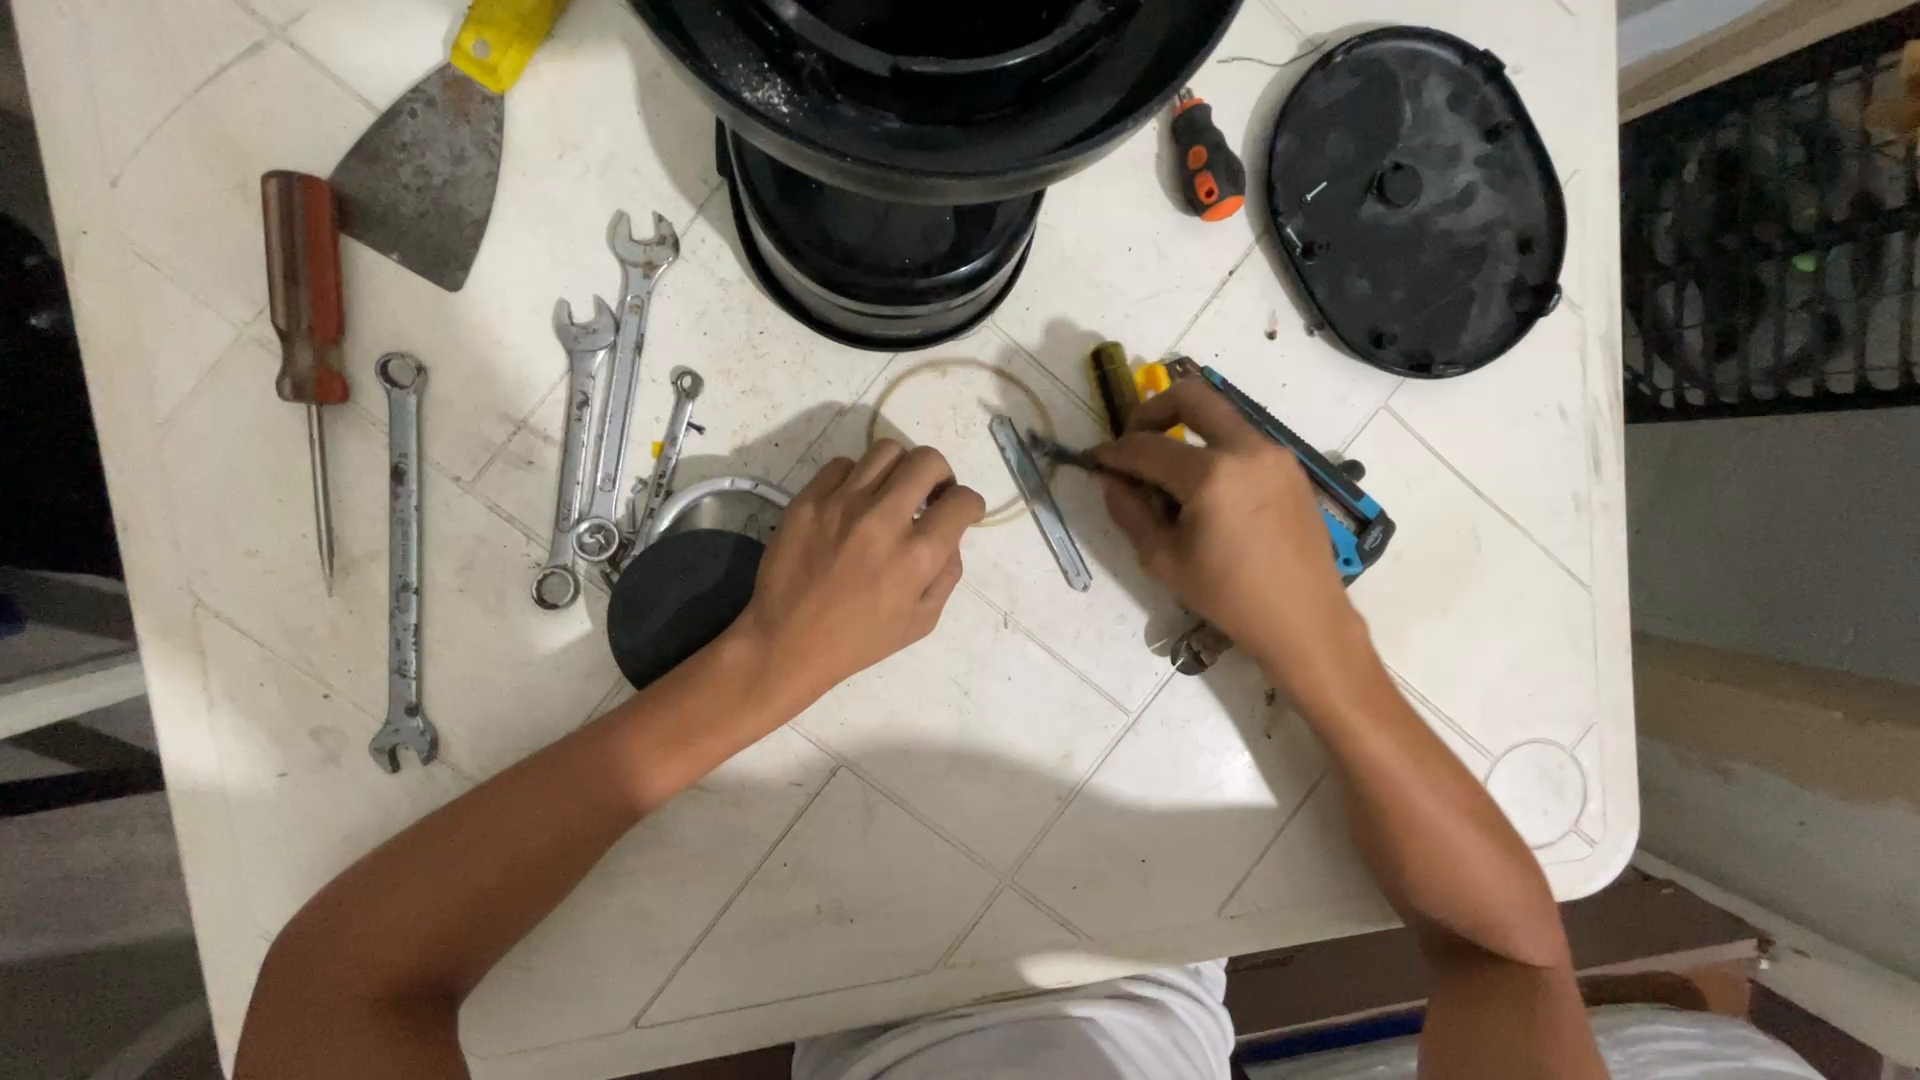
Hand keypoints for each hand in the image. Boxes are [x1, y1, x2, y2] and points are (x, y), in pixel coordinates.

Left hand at [731, 440, 985, 702]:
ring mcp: (841, 504)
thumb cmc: (859, 640)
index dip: (971, 504)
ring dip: (900, 469)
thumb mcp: (922, 621)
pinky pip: (842, 465)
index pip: (961, 501)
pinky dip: (857, 477)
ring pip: (886, 451)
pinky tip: (854, 501)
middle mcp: (883, 519)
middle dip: (941, 474)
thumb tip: (951, 536)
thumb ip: (947, 573)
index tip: (962, 512)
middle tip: (930, 495)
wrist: (787, 641)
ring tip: (892, 492)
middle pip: (928, 460)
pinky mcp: (808, 500)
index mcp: (916, 555)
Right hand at [1092, 378, 1371, 698]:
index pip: (1146, 446)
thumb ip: (1128, 510)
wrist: (1304, 619)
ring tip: (1167, 475)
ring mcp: (1275, 454)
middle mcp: (1247, 449)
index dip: (1114, 451)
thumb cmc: (1228, 597)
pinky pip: (1242, 440)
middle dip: (1150, 411)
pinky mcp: (1290, 467)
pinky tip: (1204, 491)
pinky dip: (1213, 449)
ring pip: (1219, 416)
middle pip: (1190, 396)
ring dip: (1185, 431)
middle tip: (1132, 442)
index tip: (1096, 460)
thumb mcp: (1163, 559)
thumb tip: (1108, 477)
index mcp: (1212, 475)